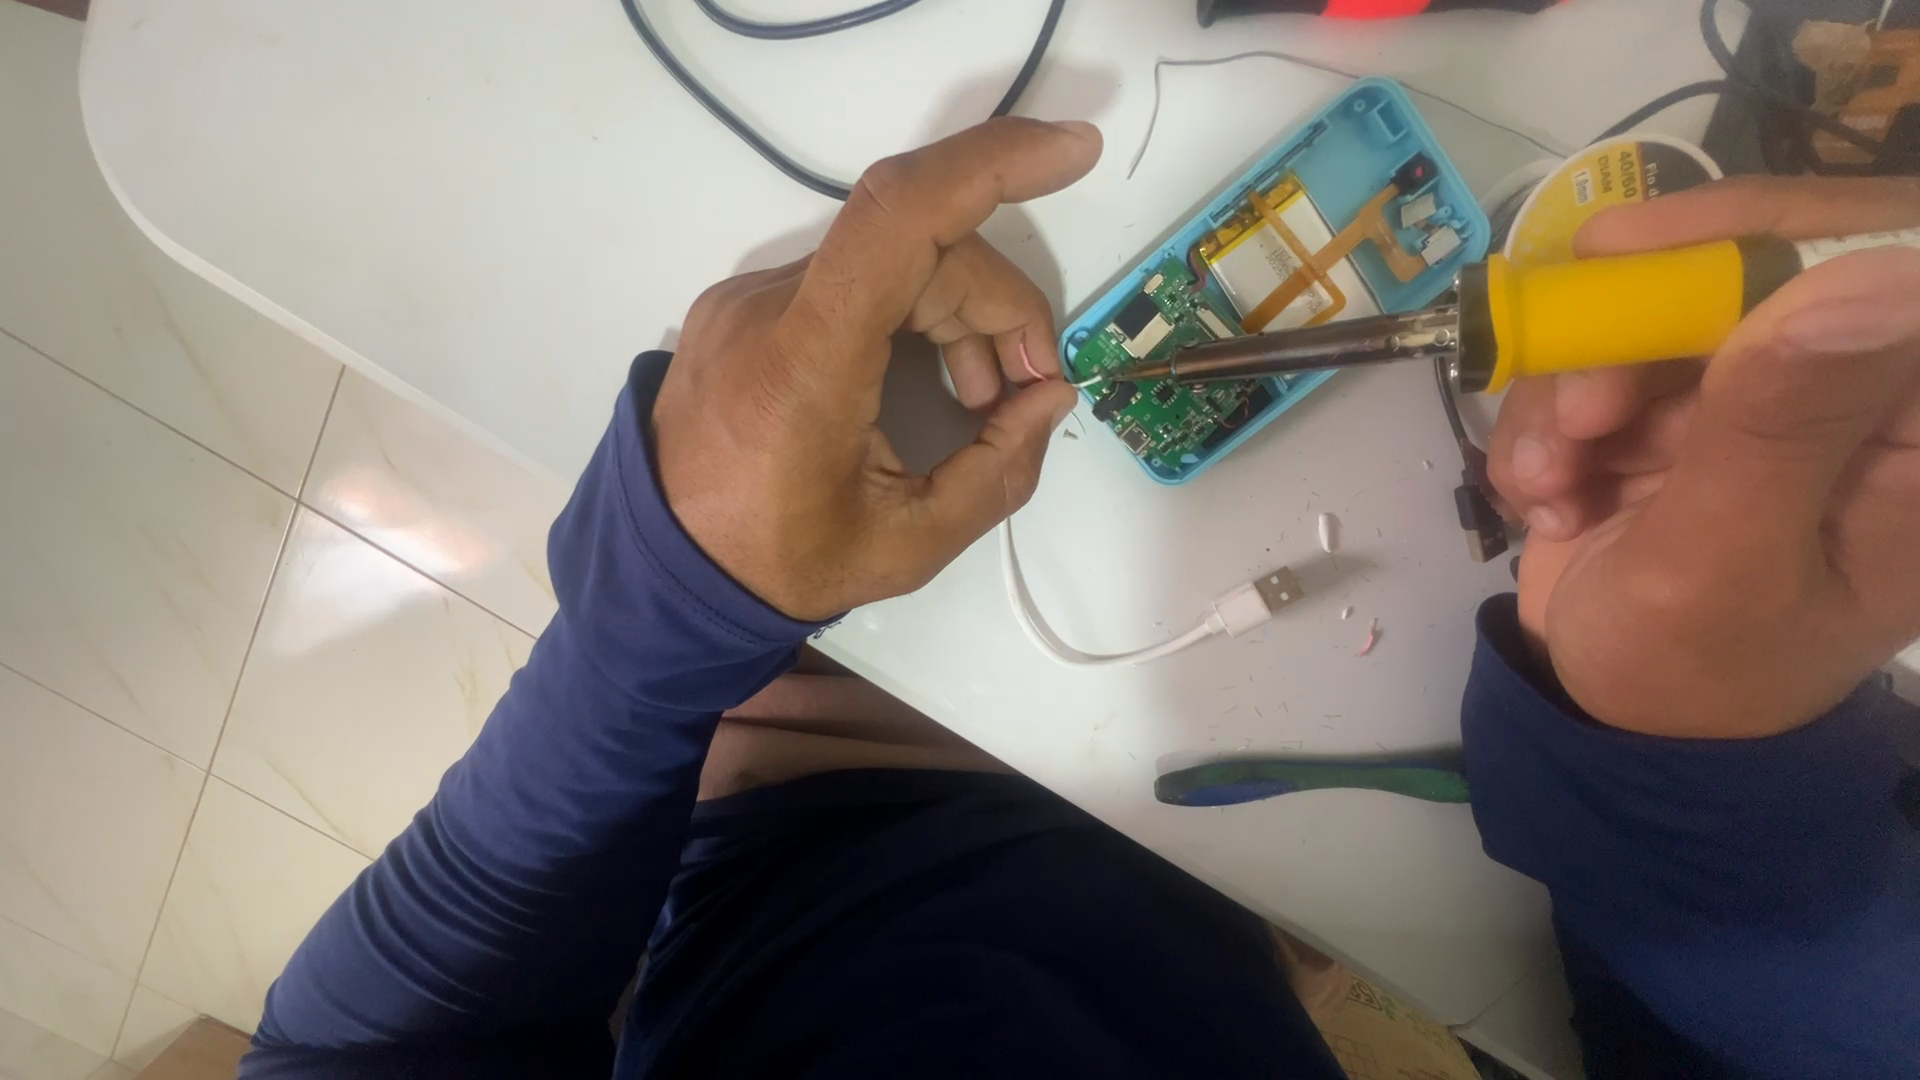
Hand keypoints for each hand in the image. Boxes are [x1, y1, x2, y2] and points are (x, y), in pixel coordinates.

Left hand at [651, 119, 1098, 620]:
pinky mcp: (747, 309)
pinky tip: (925, 382)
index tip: (1075, 153)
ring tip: (978, 402)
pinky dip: (914, 317)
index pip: (900, 217)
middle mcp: (769, 307)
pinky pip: (854, 282)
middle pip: (920, 248)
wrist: (671, 571)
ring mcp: (750, 300)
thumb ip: (999, 473)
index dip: (994, 164)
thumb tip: (1050, 395)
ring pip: (889, 260)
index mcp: (807, 364)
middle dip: (999, 307)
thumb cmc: (785, 565)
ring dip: (959, 316)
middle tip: (1026, 391)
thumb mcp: (910, 544)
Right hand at [1486, 176, 1919, 737]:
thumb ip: (1774, 432)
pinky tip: (1543, 495)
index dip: (1757, 231)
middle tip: (1576, 424)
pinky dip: (1540, 436)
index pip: (1886, 260)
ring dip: (1561, 408)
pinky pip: (1579, 385)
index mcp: (1917, 427)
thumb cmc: (1694, 659)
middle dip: (1618, 349)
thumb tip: (1867, 280)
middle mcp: (1837, 395)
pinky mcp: (1659, 423)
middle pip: (1727, 287)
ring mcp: (1738, 406)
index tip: (1618, 254)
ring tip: (1546, 487)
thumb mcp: (1724, 559)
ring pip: (1628, 336)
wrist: (1618, 704)